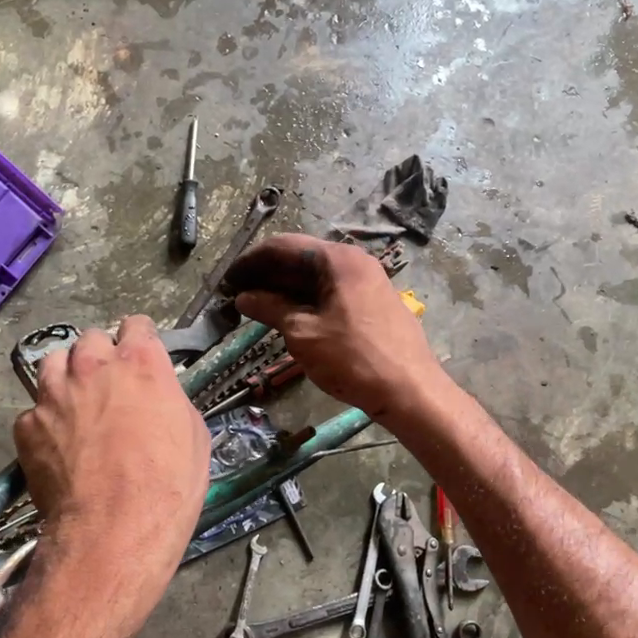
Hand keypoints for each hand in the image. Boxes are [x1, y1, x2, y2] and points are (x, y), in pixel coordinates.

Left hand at [13, 316, 209, 595]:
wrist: (113, 530)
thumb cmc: (167, 485)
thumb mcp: (194, 436)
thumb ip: (170, 402)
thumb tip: (159, 399)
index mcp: (140, 363)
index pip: (137, 325)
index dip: (140, 338)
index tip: (140, 352)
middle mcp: (93, 366)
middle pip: (91, 339)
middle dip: (100, 356)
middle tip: (108, 384)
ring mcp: (54, 393)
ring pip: (54, 362)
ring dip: (67, 375)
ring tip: (75, 402)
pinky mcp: (27, 425)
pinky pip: (34, 411)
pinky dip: (44, 422)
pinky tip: (56, 445)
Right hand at [224, 234, 447, 423]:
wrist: (411, 391)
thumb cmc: (353, 358)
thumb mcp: (303, 333)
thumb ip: (270, 308)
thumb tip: (243, 297)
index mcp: (337, 259)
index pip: (283, 245)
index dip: (250, 261)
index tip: (227, 281)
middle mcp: (354, 262)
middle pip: (300, 258)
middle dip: (265, 275)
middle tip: (236, 296)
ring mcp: (367, 282)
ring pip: (315, 277)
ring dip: (284, 289)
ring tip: (256, 308)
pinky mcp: (372, 304)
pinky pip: (330, 292)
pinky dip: (305, 300)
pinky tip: (287, 317)